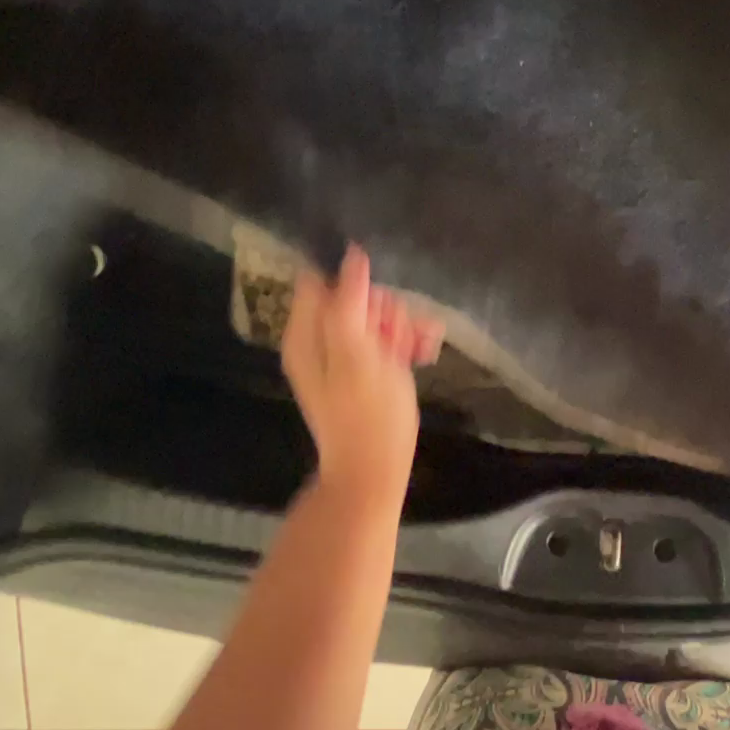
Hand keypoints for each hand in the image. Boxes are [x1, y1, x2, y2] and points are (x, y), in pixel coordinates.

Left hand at [280, 245, 443, 492]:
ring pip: (376, 317)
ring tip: (415, 349)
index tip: (377, 307)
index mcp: (307, 333)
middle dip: (385, 310)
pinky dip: (405, 341)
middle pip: (355, 297)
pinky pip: (385, 339)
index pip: (323, 279)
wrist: (374, 474)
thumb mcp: (358, 356)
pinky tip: (422, 352)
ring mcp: (344, 356)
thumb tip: (352, 255)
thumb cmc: (368, 416)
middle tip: (396, 338)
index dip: (355, 284)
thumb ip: (350, 304)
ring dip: (402, 325)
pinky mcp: (365, 370)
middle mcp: (320, 339)